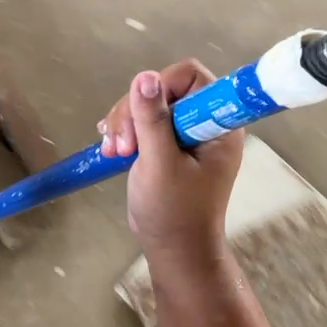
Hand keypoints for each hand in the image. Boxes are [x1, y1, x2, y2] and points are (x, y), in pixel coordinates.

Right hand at [97, 61, 244, 265]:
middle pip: (162, 88)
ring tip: (113, 151)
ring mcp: (183, 134)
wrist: (173, 250)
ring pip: (146, 104)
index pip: (192, 77)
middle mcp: (203, 123)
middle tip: (122, 144)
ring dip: (123, 123)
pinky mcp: (165, 144)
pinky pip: (140, 121)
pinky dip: (122, 130)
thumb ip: (153, 120)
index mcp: (216, 125)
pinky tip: (110, 147)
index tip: (142, 111)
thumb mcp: (160, 164)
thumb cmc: (174, 211)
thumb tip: (144, 76)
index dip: (163, 85)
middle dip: (134, 111)